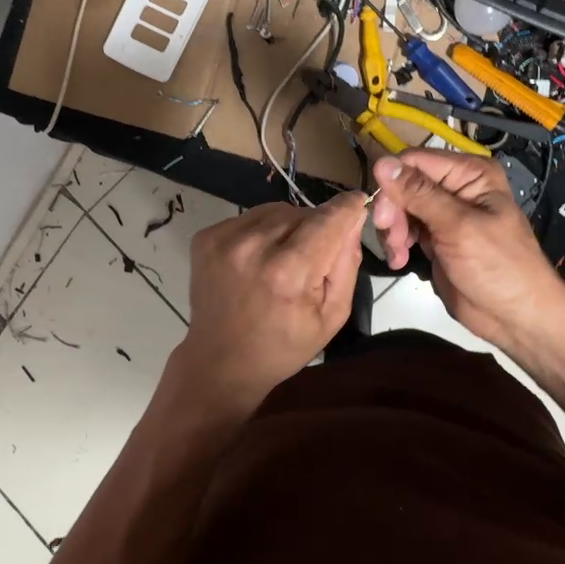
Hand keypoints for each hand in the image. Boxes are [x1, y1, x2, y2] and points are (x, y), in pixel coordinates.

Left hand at [175, 192, 368, 405]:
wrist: (220, 361)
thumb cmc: (283, 345)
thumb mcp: (332, 315)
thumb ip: (347, 263)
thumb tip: (353, 217)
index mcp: (288, 272)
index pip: (328, 218)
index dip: (348, 208)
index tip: (358, 203)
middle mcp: (253, 247)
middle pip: (303, 213)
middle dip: (315, 229)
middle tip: (311, 260)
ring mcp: (224, 239)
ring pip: (276, 211)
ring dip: (287, 228)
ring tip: (282, 261)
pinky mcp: (206, 236)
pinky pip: (250, 218)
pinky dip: (261, 232)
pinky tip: (257, 261)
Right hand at [369, 150, 564, 352]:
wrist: (516, 317)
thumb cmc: (498, 267)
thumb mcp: (458, 227)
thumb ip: (419, 194)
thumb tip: (382, 162)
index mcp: (470, 173)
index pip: (414, 161)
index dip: (392, 184)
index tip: (383, 217)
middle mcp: (456, 186)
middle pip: (402, 184)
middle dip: (392, 211)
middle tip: (392, 239)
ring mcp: (444, 212)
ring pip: (399, 207)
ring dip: (392, 230)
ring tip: (398, 255)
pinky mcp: (436, 237)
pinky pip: (404, 228)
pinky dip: (397, 243)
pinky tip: (401, 260)